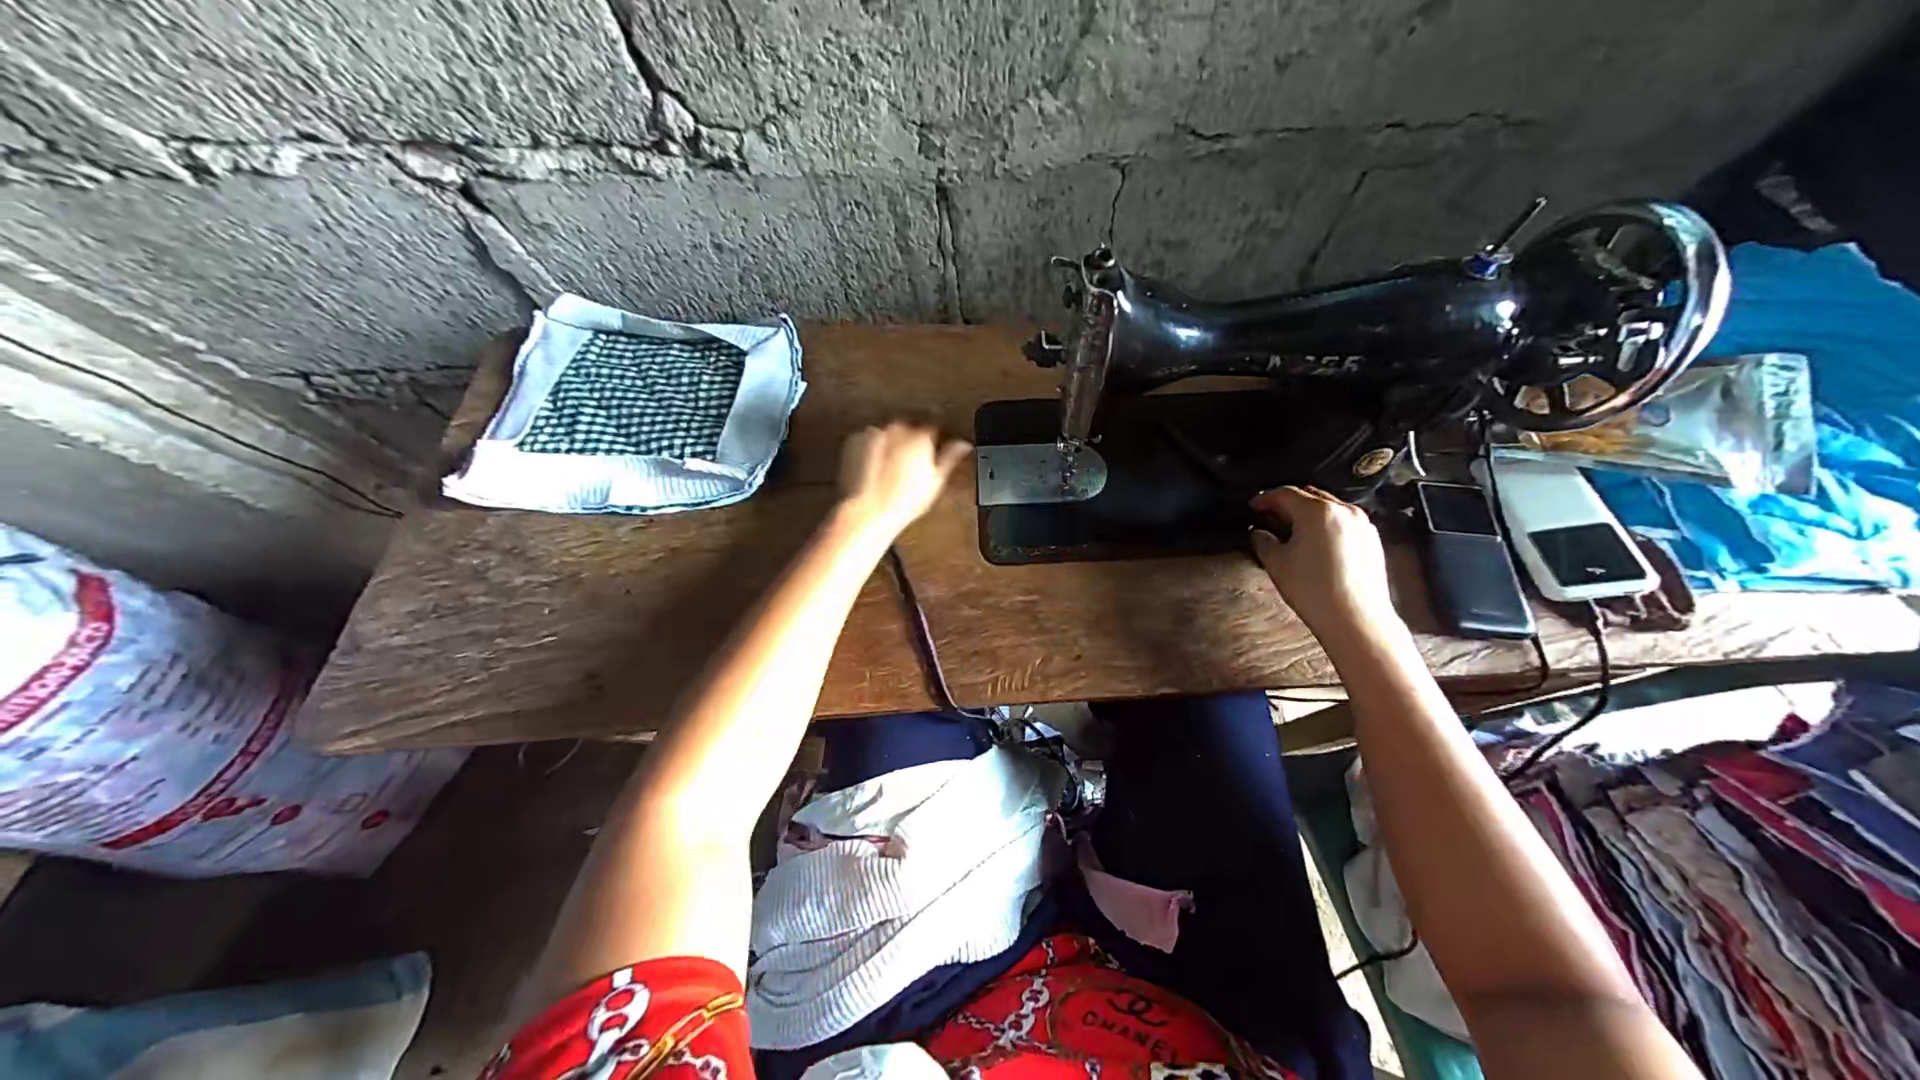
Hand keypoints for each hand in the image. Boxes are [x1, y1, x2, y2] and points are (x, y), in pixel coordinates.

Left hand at [837, 422, 971, 537]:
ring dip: (890, 444)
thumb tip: (963, 445)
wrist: (869, 511)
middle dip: (909, 442)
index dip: (933, 439)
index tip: (931, 448)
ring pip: (887, 433)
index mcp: (920, 437)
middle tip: (910, 465)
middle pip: (909, 427)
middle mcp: (897, 430)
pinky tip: (875, 469)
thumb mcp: (936, 482)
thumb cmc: (901, 502)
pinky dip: (871, 449)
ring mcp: (875, 434)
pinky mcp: (855, 440)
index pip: (933, 426)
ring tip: (890, 470)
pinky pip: (867, 440)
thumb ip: (950, 457)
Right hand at [1249, 486, 1403, 648]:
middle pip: (1309, 495)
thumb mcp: (1276, 563)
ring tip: (1291, 531)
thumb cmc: (1316, 592)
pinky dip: (1326, 526)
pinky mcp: (1372, 540)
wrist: (1355, 619)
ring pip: (1328, 508)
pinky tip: (1315, 544)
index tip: (1254, 505)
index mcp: (1317, 512)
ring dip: (1308, 513)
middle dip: (1287, 503)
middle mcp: (1344, 512)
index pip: (1285, 493)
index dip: (1265, 498)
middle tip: (1269, 516)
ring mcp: (1362, 525)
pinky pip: (1344, 523)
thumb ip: (1262, 541)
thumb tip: (1258, 533)